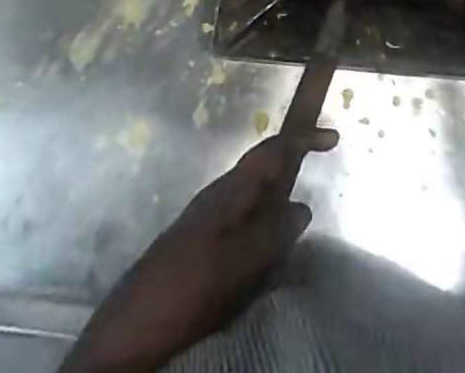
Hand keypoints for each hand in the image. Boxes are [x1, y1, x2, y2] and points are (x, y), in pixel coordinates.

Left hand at [60, 130, 339, 372]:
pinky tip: (271, 251)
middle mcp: (217, 198)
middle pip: (261, 170)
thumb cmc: (186, 287)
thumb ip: (271, 234)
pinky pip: (243, 221)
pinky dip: (264, 225)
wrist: (132, 326)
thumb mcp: (237, 264)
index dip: (300, 140)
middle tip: (319, 175)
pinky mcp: (203, 243)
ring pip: (253, 197)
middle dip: (291, 166)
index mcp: (227, 194)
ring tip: (300, 220)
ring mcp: (207, 219)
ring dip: (278, 198)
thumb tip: (302, 207)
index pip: (268, 153)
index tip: (332, 138)